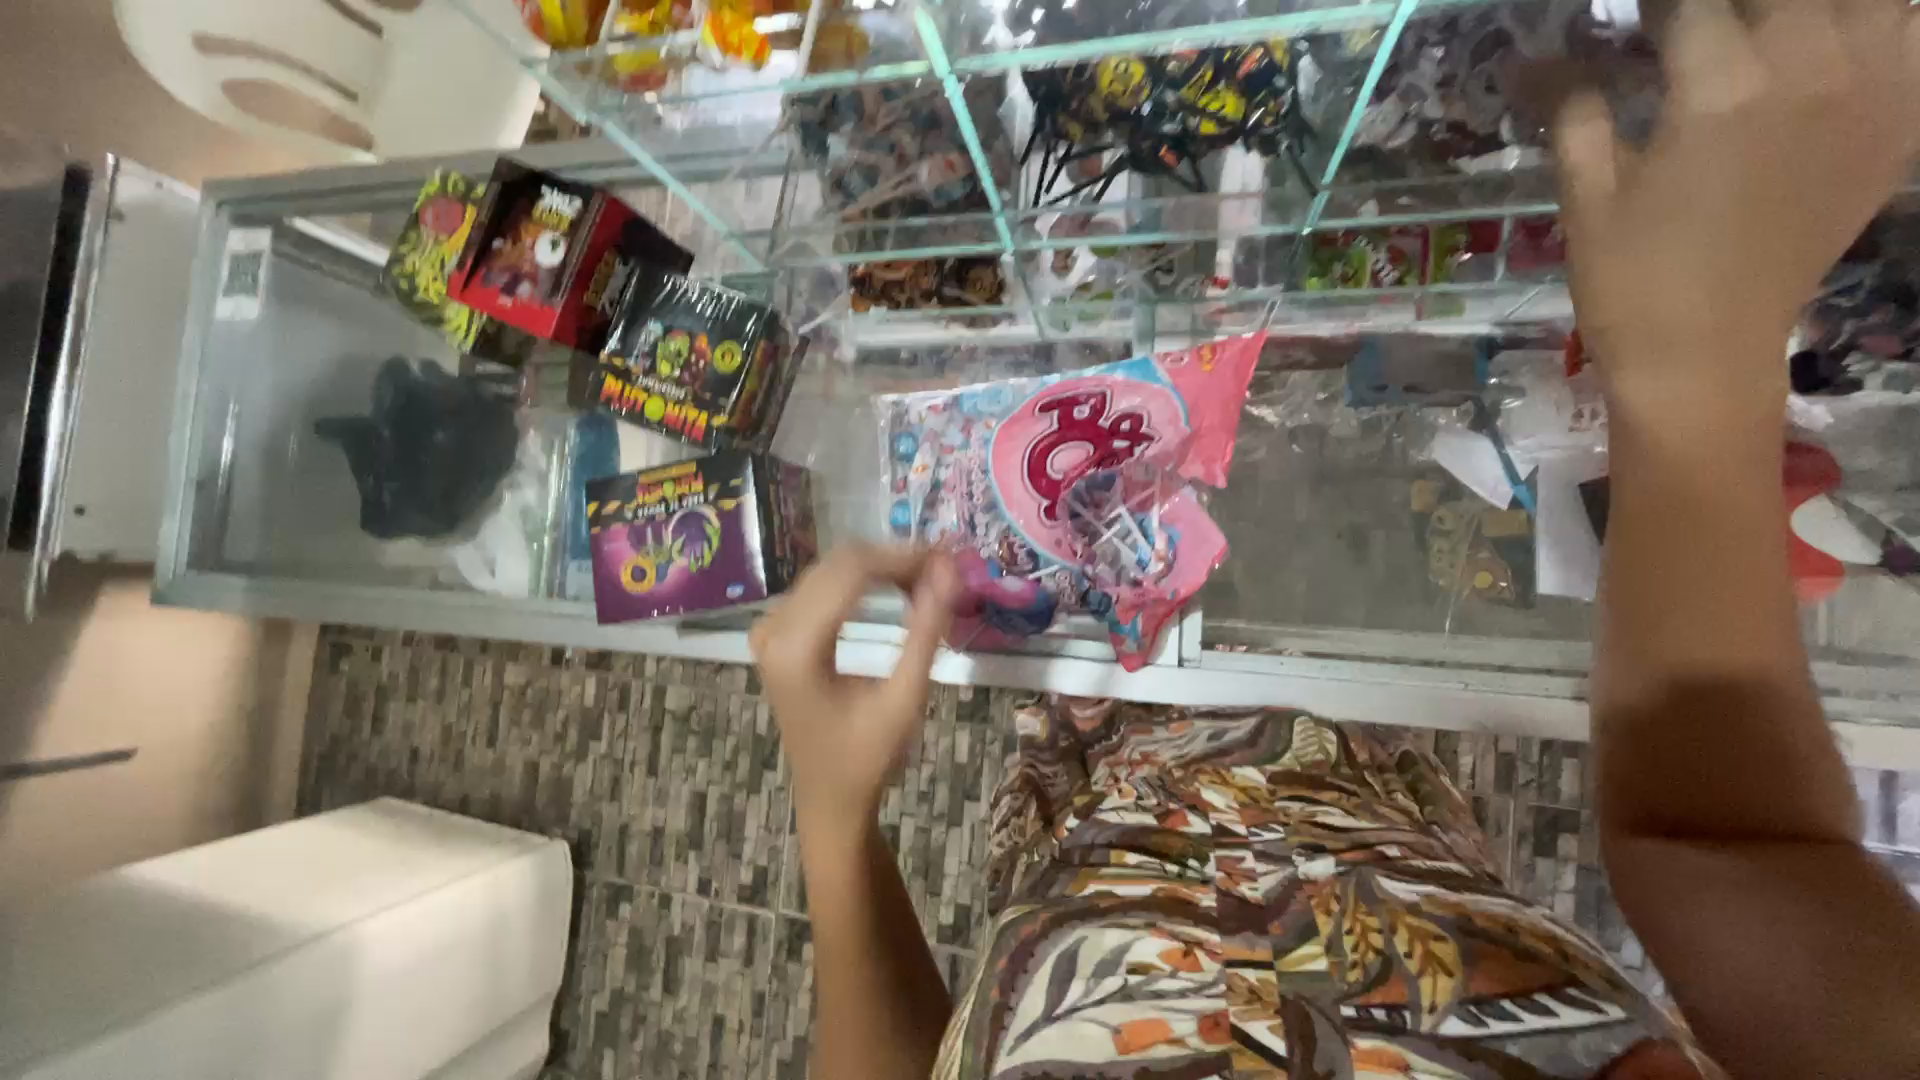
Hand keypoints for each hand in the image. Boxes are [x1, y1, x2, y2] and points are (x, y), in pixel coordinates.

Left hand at [749, 543, 958, 830]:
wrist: (829, 796)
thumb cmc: (869, 757)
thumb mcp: (905, 698)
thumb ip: (926, 631)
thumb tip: (950, 571)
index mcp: (796, 648)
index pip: (853, 572)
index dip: (904, 557)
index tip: (950, 559)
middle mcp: (773, 628)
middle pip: (840, 563)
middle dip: (896, 559)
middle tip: (946, 569)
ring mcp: (769, 627)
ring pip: (832, 569)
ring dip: (881, 567)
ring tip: (929, 580)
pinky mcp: (777, 632)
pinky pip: (822, 586)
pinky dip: (862, 581)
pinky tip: (897, 591)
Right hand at [1554, 0, 1919, 414]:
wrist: (1703, 351)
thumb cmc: (1627, 281)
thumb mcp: (1586, 199)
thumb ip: (1575, 112)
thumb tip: (1535, 59)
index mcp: (1721, 94)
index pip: (1690, 5)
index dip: (1650, 8)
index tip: (1623, 18)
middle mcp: (1814, 72)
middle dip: (1721, 9)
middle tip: (1685, 30)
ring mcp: (1875, 92)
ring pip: (1858, 1)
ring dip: (1796, 13)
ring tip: (1750, 38)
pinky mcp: (1904, 119)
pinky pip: (1909, 33)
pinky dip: (1868, 27)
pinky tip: (1825, 47)